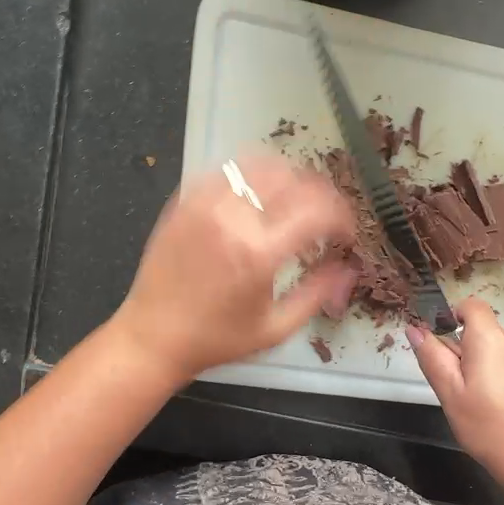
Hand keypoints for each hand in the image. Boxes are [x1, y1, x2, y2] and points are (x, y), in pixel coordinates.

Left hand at [107, 155, 355, 381]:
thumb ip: (317, 294)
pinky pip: (228, 170)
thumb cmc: (217, 340)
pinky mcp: (185, 200)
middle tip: (325, 219)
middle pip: (295, 178)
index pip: (318, 210)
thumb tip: (349, 269)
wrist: (154, 336)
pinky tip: (257, 200)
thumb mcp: (275, 329)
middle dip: (321, 195)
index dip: (343, 217)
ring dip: (289, 179)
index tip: (346, 234)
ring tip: (294, 204)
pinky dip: (252, 178)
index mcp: (259, 252)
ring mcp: (205, 203)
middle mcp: (232, 217)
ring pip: (262, 164)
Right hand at [408, 298, 503, 489]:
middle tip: (452, 388)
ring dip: (477, 368)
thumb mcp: (450, 393)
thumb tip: (415, 329)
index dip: (450, 317)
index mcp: (491, 337)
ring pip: (493, 351)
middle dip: (461, 351)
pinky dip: (495, 380)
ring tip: (472, 404)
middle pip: (481, 331)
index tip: (437, 344)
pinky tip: (492, 411)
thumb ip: (432, 357)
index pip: (470, 305)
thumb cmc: (488, 428)